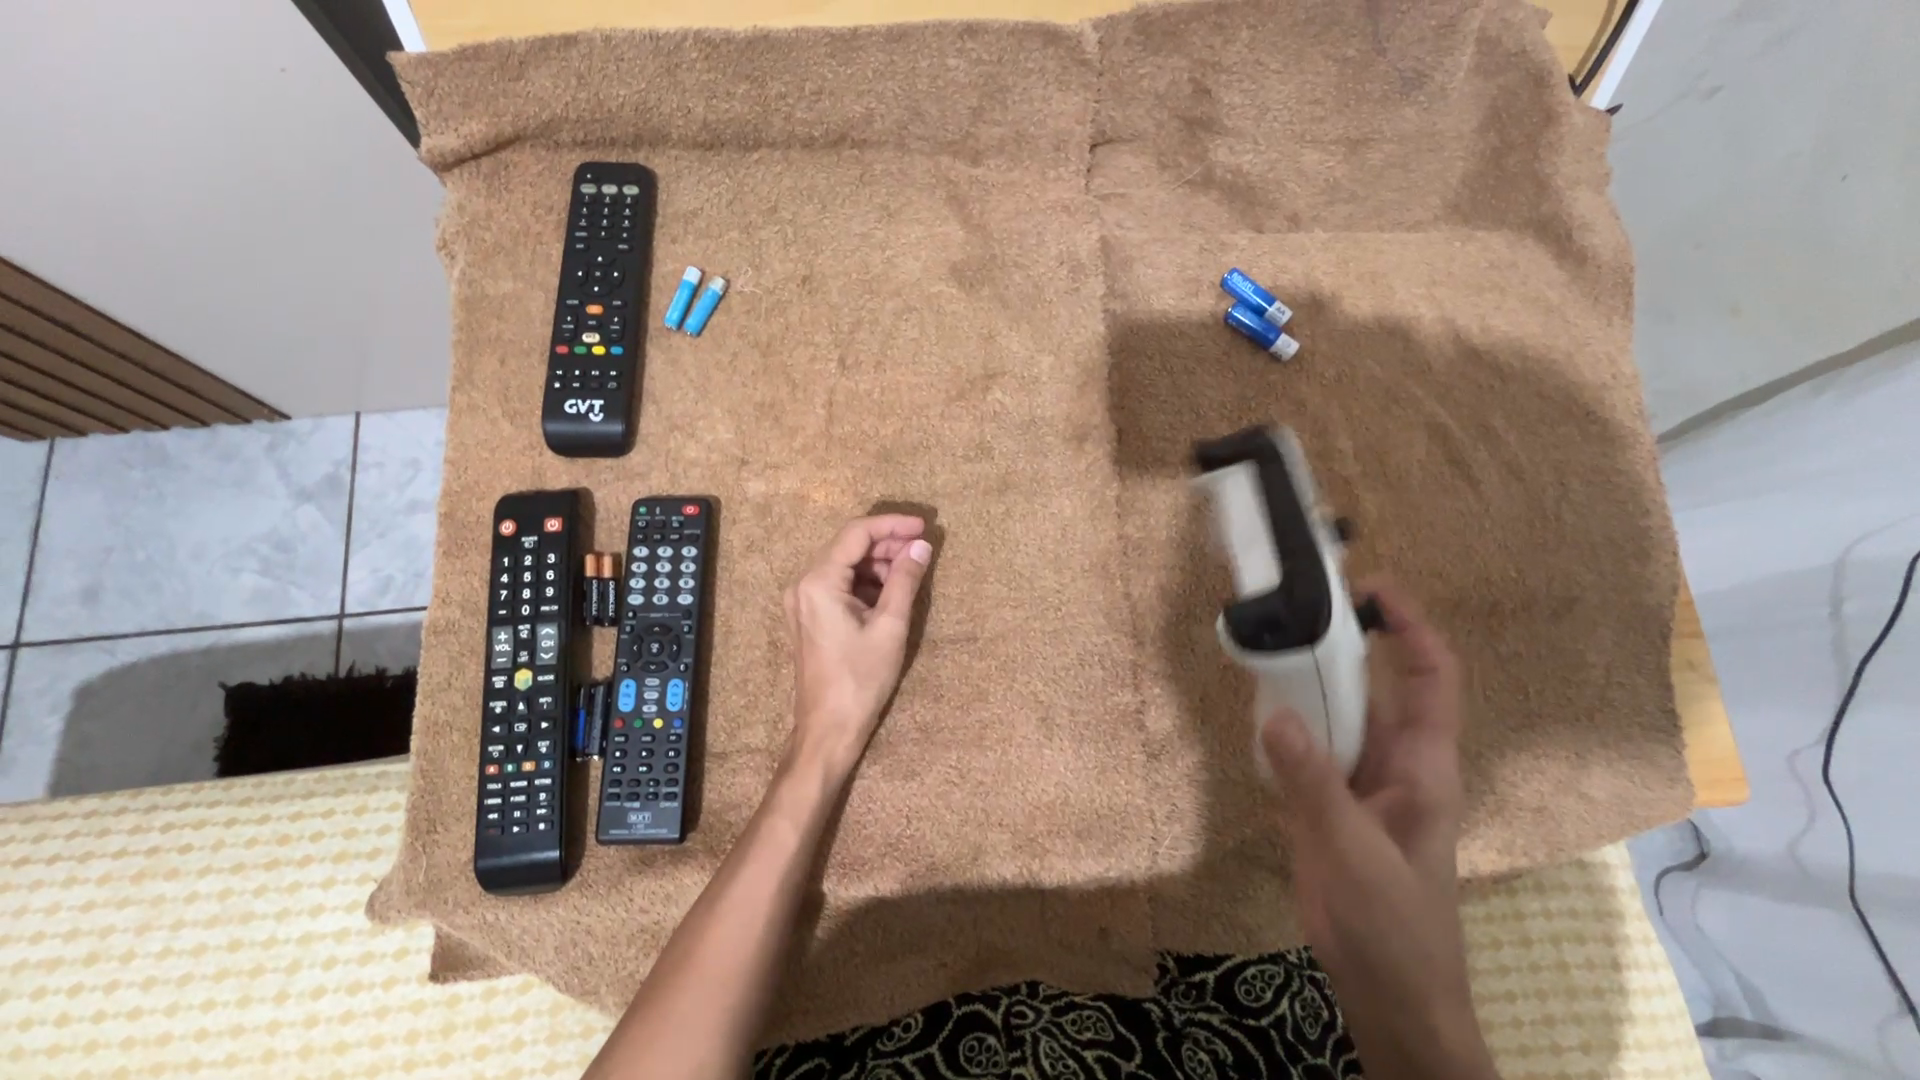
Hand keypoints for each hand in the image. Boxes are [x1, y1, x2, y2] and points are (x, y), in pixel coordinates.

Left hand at [783, 514, 934, 774]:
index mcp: (817, 582)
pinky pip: (839, 586)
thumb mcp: (890, 626)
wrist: (828, 729)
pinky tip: (892, 591)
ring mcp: (803, 601)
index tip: (923, 526)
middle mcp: (803, 584)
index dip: (892, 524)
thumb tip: (921, 546)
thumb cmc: (860, 680)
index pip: (856, 533)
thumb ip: (905, 580)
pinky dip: (866, 583)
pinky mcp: (810, 617)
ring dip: (878, 564)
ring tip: (913, 571)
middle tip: (922, 550)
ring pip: (845, 566)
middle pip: (848, 547)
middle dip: (887, 544)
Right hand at [1258, 580, 1496, 1079]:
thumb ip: (1314, 785)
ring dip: (1303, 686)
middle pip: (1372, 688)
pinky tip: (1251, 715)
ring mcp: (1357, 785)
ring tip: (1260, 649)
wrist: (1390, 994)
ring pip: (1333, 718)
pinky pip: (1305, 751)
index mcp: (1423, 766)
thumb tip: (1274, 714)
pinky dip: (1281, 728)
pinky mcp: (1326, 807)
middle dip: (1339, 645)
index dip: (1411, 627)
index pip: (1431, 678)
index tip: (1368, 588)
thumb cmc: (1395, 927)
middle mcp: (1392, 763)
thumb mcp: (1354, 852)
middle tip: (1288, 610)